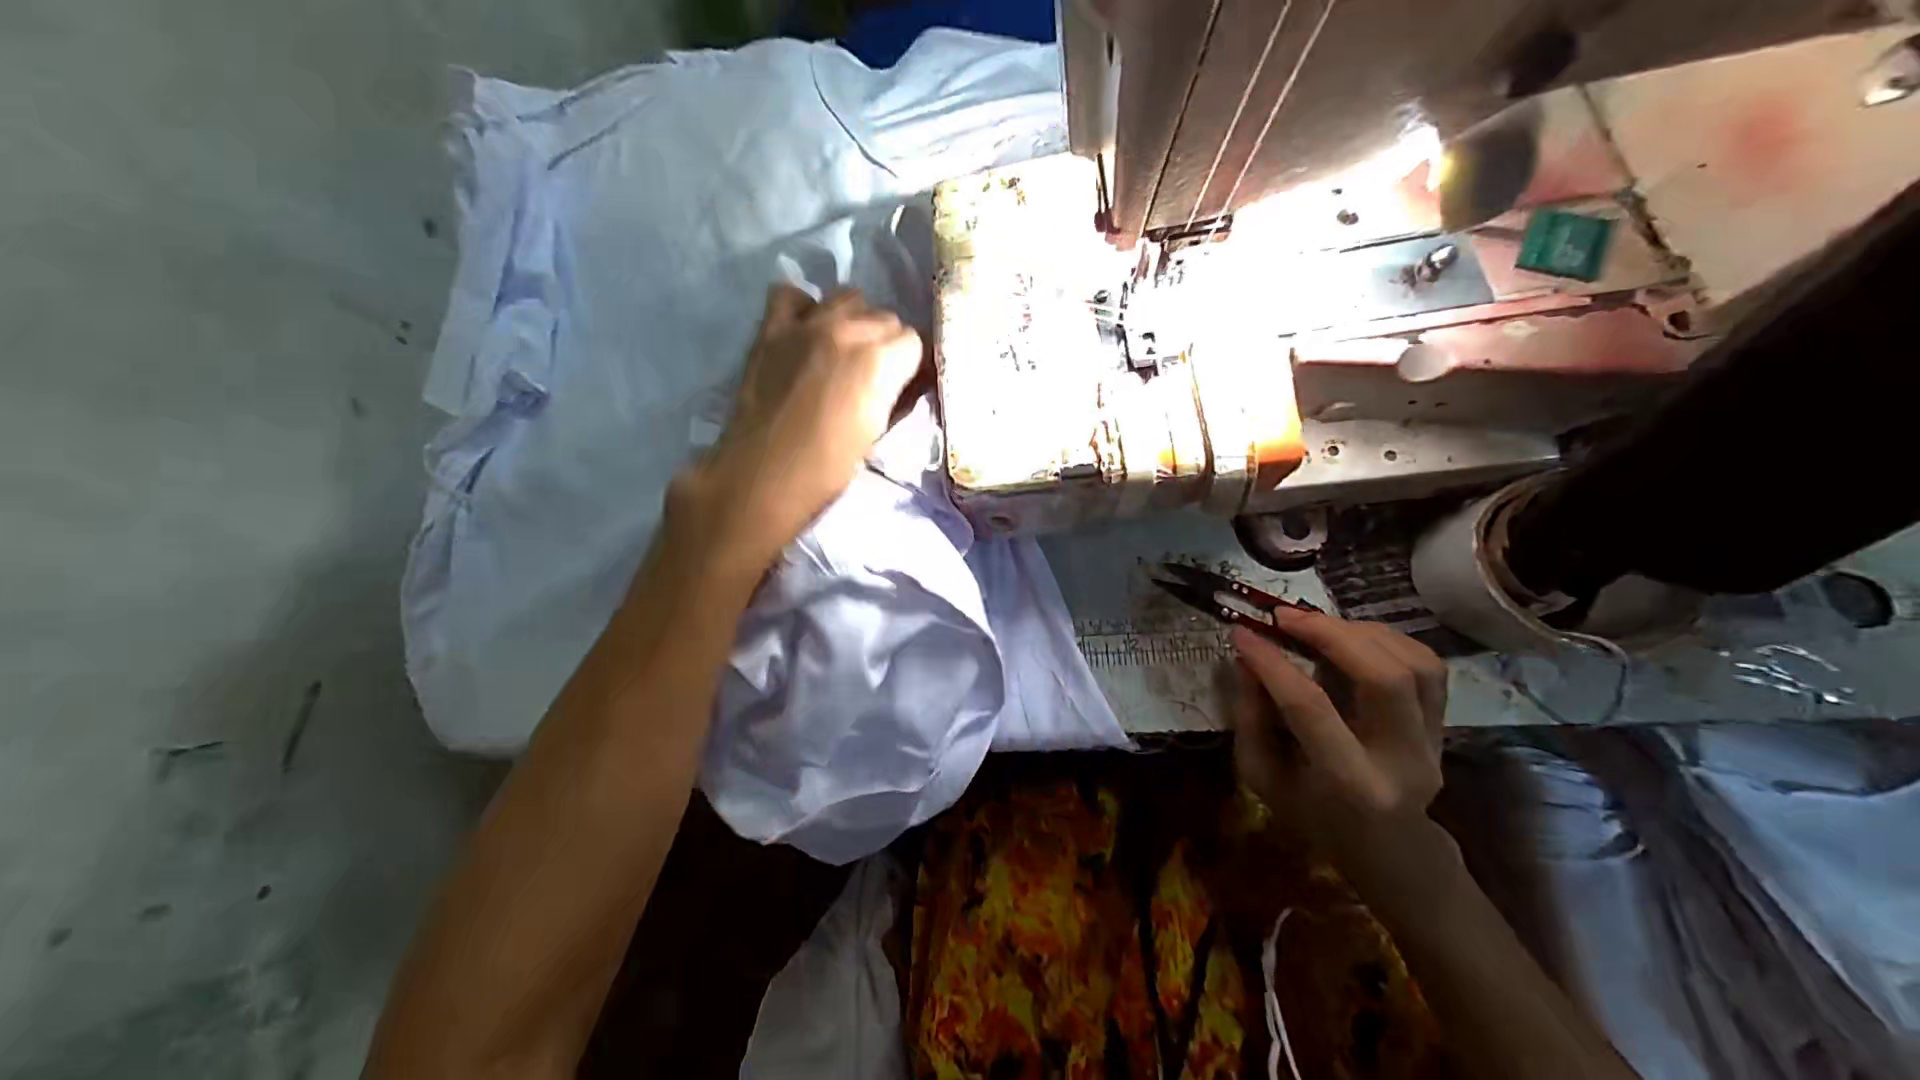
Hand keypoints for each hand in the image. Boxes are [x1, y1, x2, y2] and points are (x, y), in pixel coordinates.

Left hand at [670, 285, 922, 570]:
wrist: (763, 476)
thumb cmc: (828, 468)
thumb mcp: (878, 433)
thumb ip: (896, 396)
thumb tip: (907, 381)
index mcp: (879, 361)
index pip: (914, 341)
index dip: (911, 365)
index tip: (905, 383)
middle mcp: (847, 330)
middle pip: (885, 316)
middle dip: (887, 342)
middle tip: (875, 374)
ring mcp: (806, 324)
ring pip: (848, 297)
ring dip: (854, 319)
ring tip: (844, 349)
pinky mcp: (771, 330)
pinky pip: (791, 294)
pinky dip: (804, 308)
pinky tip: (806, 331)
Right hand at [1227, 611, 1447, 868]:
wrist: (1389, 847)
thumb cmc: (1312, 815)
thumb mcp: (1264, 776)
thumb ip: (1251, 719)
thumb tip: (1249, 660)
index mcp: (1348, 782)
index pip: (1311, 708)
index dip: (1272, 664)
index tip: (1242, 633)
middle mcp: (1400, 759)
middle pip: (1383, 678)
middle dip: (1331, 635)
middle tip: (1285, 616)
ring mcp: (1432, 741)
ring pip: (1414, 665)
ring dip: (1359, 632)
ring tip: (1316, 624)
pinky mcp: (1444, 724)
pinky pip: (1428, 666)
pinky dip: (1387, 639)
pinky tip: (1351, 636)